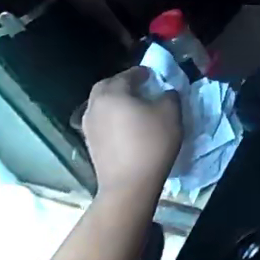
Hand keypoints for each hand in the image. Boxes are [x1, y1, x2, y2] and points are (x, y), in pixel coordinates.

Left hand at [83, 67, 180, 198]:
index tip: (153, 76)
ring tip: (134, 109)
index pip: (127, 75)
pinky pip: (102, 123)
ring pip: (101, 106)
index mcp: (112, 93)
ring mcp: (89, 128)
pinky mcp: (90, 145)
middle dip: (121, 84)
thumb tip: (165, 93)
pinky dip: (112, 119)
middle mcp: (95, 107)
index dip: (142, 73)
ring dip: (115, 103)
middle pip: (106, 88)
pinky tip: (127, 128)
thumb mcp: (171, 113)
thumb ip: (169, 96)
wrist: (129, 186)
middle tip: (139, 88)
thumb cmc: (151, 143)